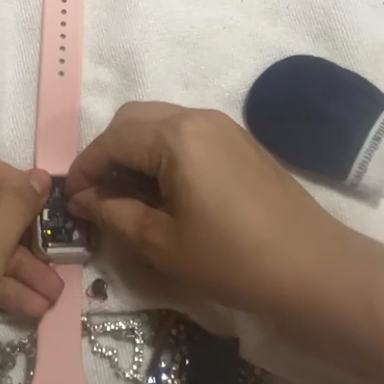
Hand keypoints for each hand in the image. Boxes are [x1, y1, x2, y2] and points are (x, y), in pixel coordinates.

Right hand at [66, 102, 347, 317]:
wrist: (313, 267)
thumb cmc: (231, 258)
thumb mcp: (162, 242)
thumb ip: (114, 213)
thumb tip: (84, 199)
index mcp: (174, 136)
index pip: (112, 140)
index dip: (85, 168)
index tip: (70, 199)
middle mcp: (196, 116)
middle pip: (133, 119)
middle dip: (108, 151)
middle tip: (98, 194)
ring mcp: (221, 124)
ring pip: (160, 121)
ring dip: (135, 148)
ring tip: (128, 193)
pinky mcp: (239, 139)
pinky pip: (186, 131)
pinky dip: (163, 149)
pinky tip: (164, 188)